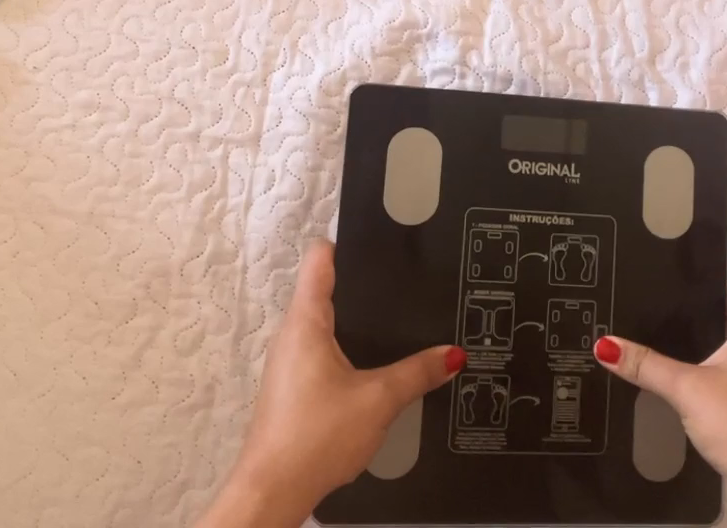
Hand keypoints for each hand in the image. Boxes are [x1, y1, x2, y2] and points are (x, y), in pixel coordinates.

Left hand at [197, 241, 464, 527]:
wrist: (273, 491)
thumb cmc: (315, 436)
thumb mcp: (378, 399)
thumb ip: (418, 372)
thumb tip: (453, 354)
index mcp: (306, 320)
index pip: (320, 258)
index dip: (347, 240)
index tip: (378, 235)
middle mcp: (293, 333)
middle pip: (323, 285)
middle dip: (360, 279)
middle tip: (400, 273)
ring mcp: (290, 359)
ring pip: (323, 319)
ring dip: (353, 315)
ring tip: (393, 312)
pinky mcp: (294, 384)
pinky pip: (322, 347)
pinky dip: (346, 343)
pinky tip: (373, 358)